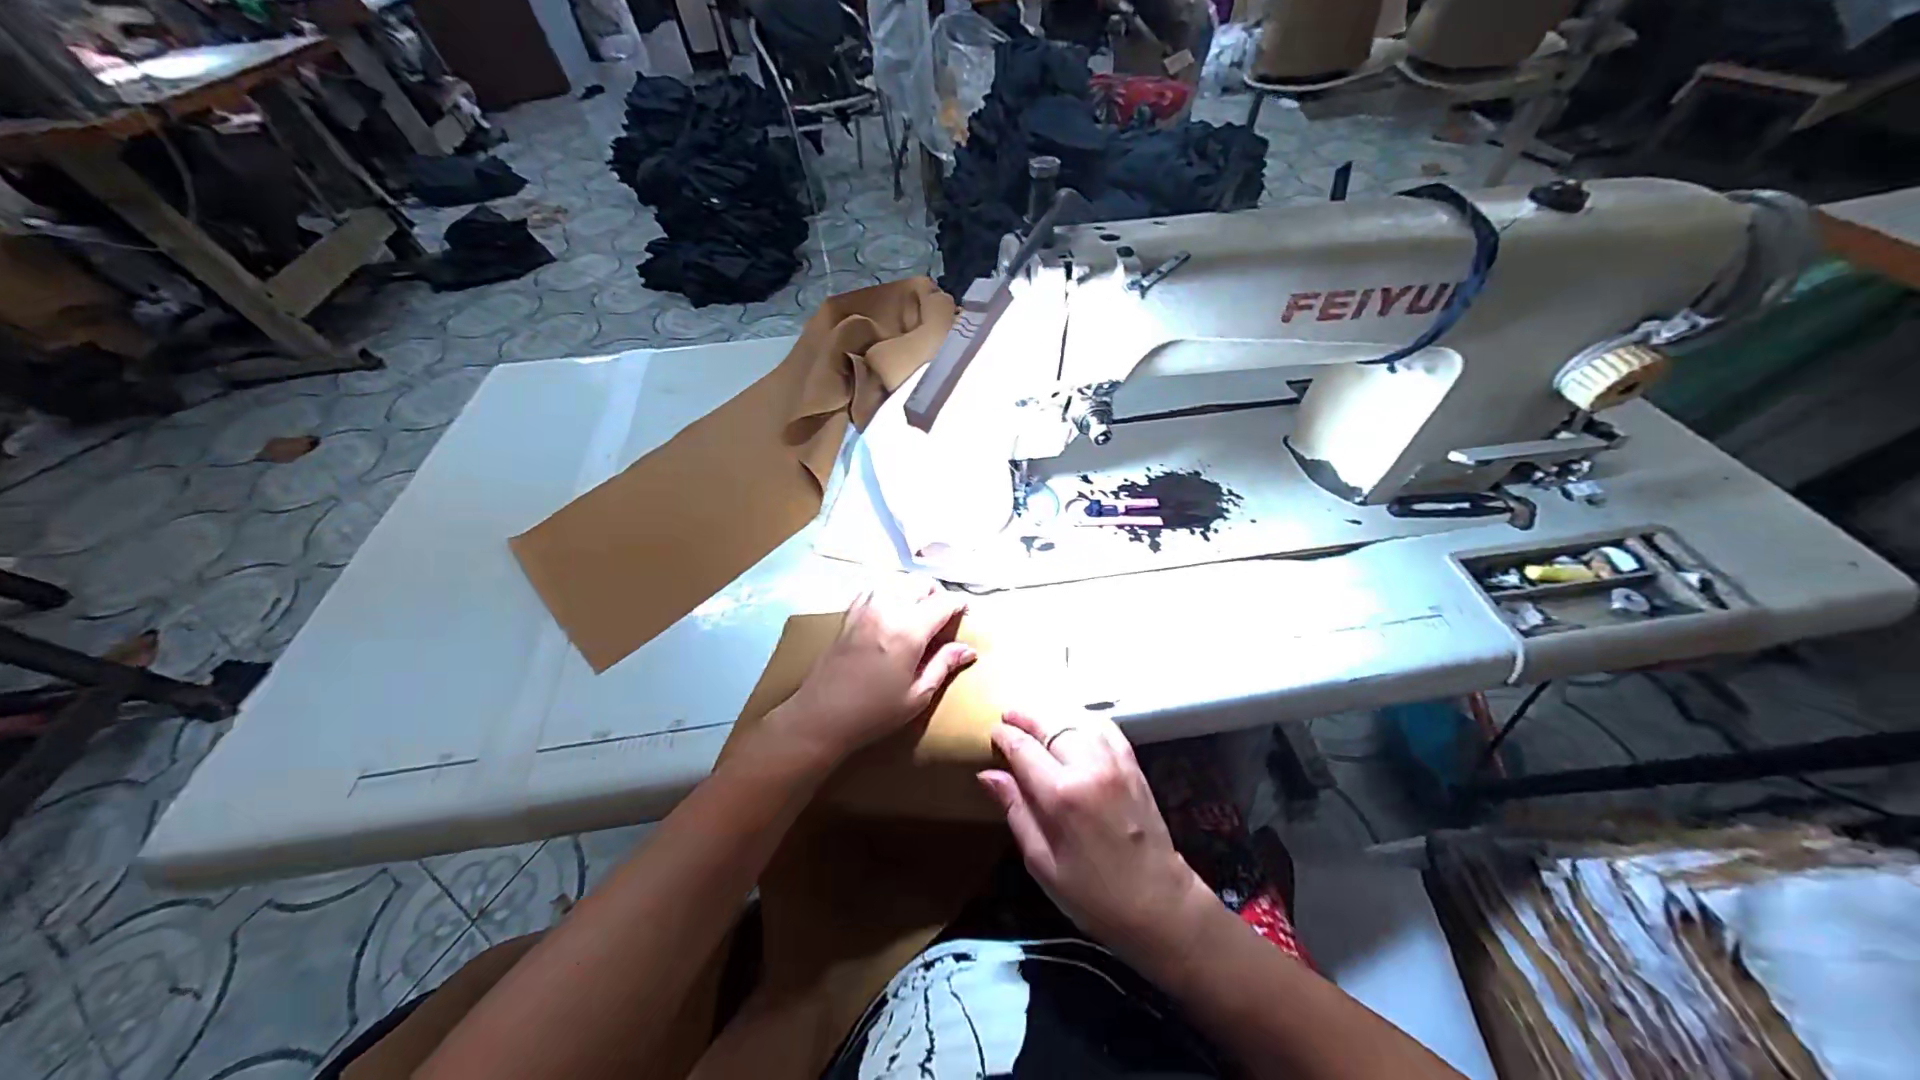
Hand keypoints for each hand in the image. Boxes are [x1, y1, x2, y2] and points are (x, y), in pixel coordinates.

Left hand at [768, 578, 974, 769]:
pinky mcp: (849, 614)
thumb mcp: (917, 695)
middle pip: (921, 583)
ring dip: (913, 591)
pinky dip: (890, 592)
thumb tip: (967, 648)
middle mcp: (887, 609)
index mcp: (908, 630)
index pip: (944, 602)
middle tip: (943, 617)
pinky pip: (875, 589)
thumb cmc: (874, 713)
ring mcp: (864, 608)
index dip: (960, 605)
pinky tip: (892, 611)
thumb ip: (943, 665)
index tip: (966, 614)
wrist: (820, 717)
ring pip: (898, 581)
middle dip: (937, 594)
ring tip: (919, 613)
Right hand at [977, 711, 1211, 966]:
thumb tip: (988, 775)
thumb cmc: (1092, 895)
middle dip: (1026, 718)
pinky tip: (1074, 726)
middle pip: (1050, 725)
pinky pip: (1105, 729)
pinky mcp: (1133, 766)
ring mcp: (1115, 763)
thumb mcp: (1041, 862)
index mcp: (1061, 794)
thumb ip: (1016, 811)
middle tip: (1009, 717)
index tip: (992, 733)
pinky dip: (1085, 722)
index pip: (1023, 748)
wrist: (1158, 904)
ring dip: (1054, 717)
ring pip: (1077, 721)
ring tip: (1037, 720)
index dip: (1004, 736)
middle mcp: (1088, 768)